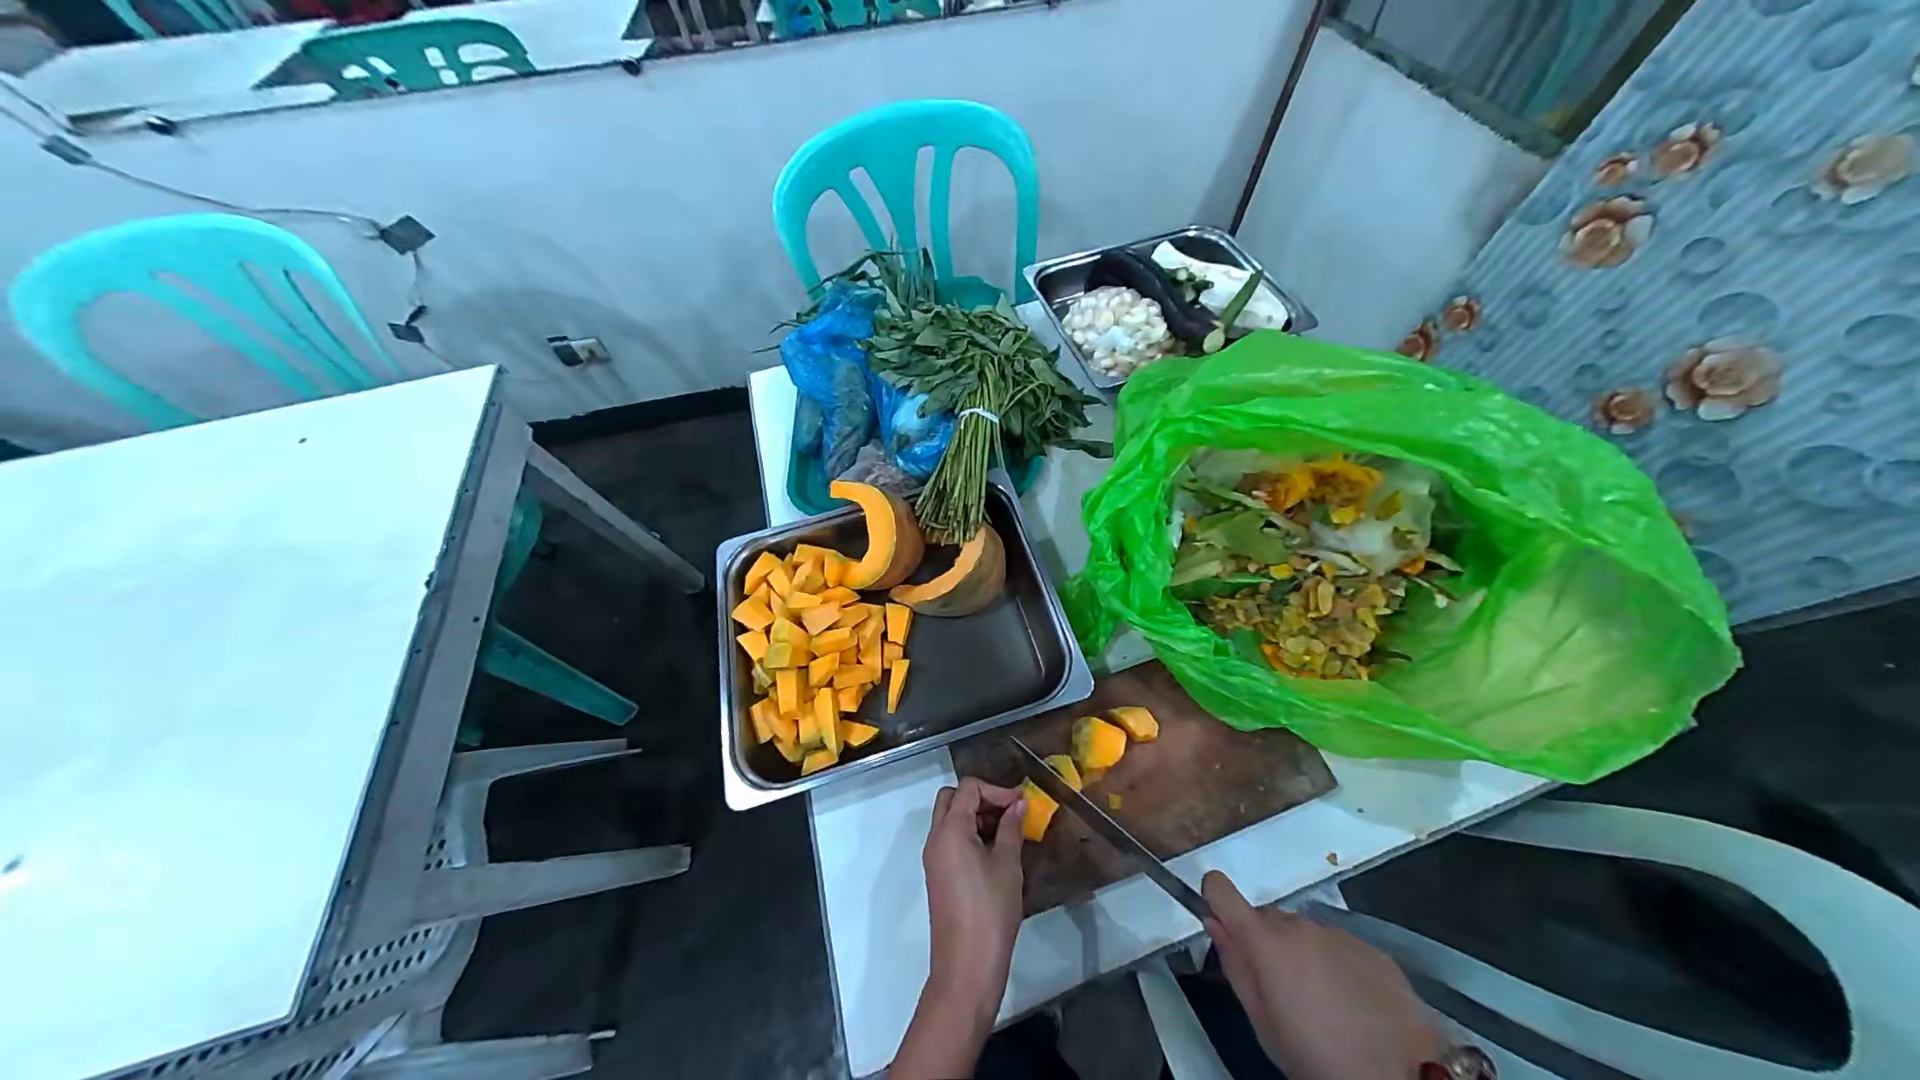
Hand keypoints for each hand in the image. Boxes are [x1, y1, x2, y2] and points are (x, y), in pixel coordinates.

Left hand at [893, 778, 1025, 1079]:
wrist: (967, 965)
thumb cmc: (990, 910)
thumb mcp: (1007, 865)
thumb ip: (1011, 828)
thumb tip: (1017, 804)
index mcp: (950, 830)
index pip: (968, 788)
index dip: (996, 789)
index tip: (1021, 802)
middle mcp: (935, 838)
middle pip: (952, 799)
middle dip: (982, 798)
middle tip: (1010, 812)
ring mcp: (934, 858)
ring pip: (950, 819)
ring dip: (976, 816)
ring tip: (1009, 832)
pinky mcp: (938, 874)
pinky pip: (951, 839)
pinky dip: (971, 834)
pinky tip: (996, 850)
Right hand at [1202, 871, 1447, 1079]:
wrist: (1407, 1078)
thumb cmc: (1319, 1058)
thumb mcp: (1263, 1024)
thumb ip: (1235, 966)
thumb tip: (1215, 925)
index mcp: (1264, 939)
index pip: (1221, 889)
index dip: (1214, 899)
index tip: (1221, 923)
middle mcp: (1298, 924)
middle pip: (1266, 917)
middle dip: (1265, 942)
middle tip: (1280, 990)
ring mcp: (1338, 933)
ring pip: (1304, 933)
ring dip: (1303, 954)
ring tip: (1323, 1004)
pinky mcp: (1373, 948)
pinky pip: (1339, 946)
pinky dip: (1337, 965)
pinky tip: (1354, 1006)